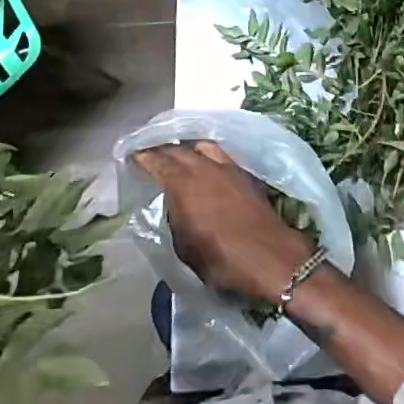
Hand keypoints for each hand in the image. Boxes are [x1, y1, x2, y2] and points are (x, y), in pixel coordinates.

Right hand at [134, 142, 312, 302]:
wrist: (269, 255)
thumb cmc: (222, 259)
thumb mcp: (185, 246)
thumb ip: (175, 217)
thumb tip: (174, 203)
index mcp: (185, 184)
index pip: (159, 162)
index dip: (144, 157)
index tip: (133, 155)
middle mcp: (205, 168)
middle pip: (179, 149)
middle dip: (161, 149)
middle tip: (149, 152)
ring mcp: (228, 167)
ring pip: (202, 145)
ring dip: (185, 147)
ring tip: (176, 153)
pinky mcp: (244, 173)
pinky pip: (219, 152)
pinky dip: (206, 152)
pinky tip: (204, 161)